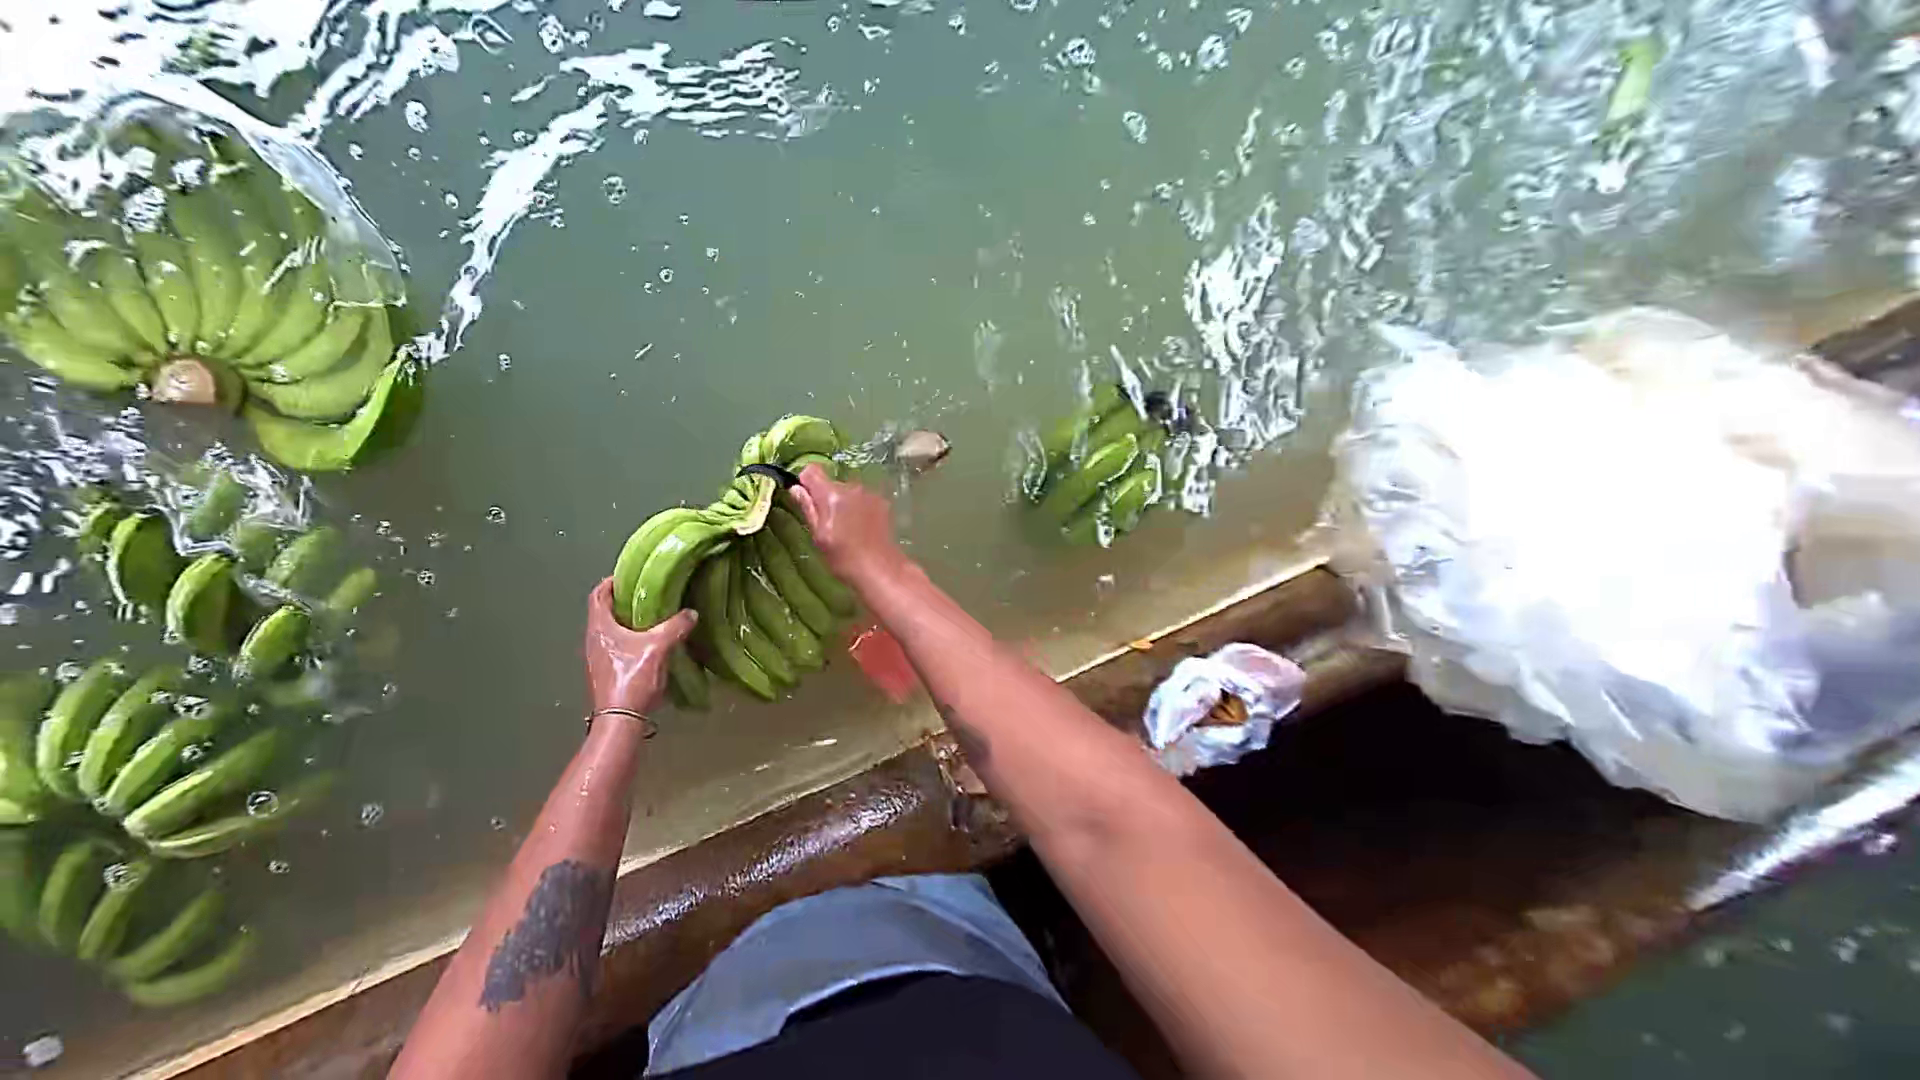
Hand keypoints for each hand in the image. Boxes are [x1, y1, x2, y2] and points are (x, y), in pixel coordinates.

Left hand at [583, 578, 696, 714]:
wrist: (620, 719)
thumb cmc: (633, 677)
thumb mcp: (659, 647)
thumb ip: (675, 626)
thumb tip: (690, 613)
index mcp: (600, 627)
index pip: (598, 595)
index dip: (611, 582)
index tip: (630, 575)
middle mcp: (593, 639)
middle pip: (603, 611)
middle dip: (623, 600)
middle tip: (647, 594)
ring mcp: (597, 657)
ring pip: (610, 630)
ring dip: (627, 621)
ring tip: (653, 616)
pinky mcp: (605, 671)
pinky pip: (615, 645)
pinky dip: (630, 638)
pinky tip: (650, 643)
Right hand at [788, 465, 904, 585]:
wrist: (881, 569)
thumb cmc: (844, 557)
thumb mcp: (819, 535)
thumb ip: (808, 508)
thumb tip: (796, 488)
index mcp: (832, 495)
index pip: (812, 470)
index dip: (805, 482)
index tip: (806, 499)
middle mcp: (852, 487)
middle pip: (831, 483)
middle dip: (825, 497)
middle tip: (827, 524)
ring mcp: (869, 494)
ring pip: (847, 491)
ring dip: (843, 503)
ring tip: (846, 529)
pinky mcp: (882, 502)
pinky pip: (862, 498)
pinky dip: (858, 508)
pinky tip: (861, 528)